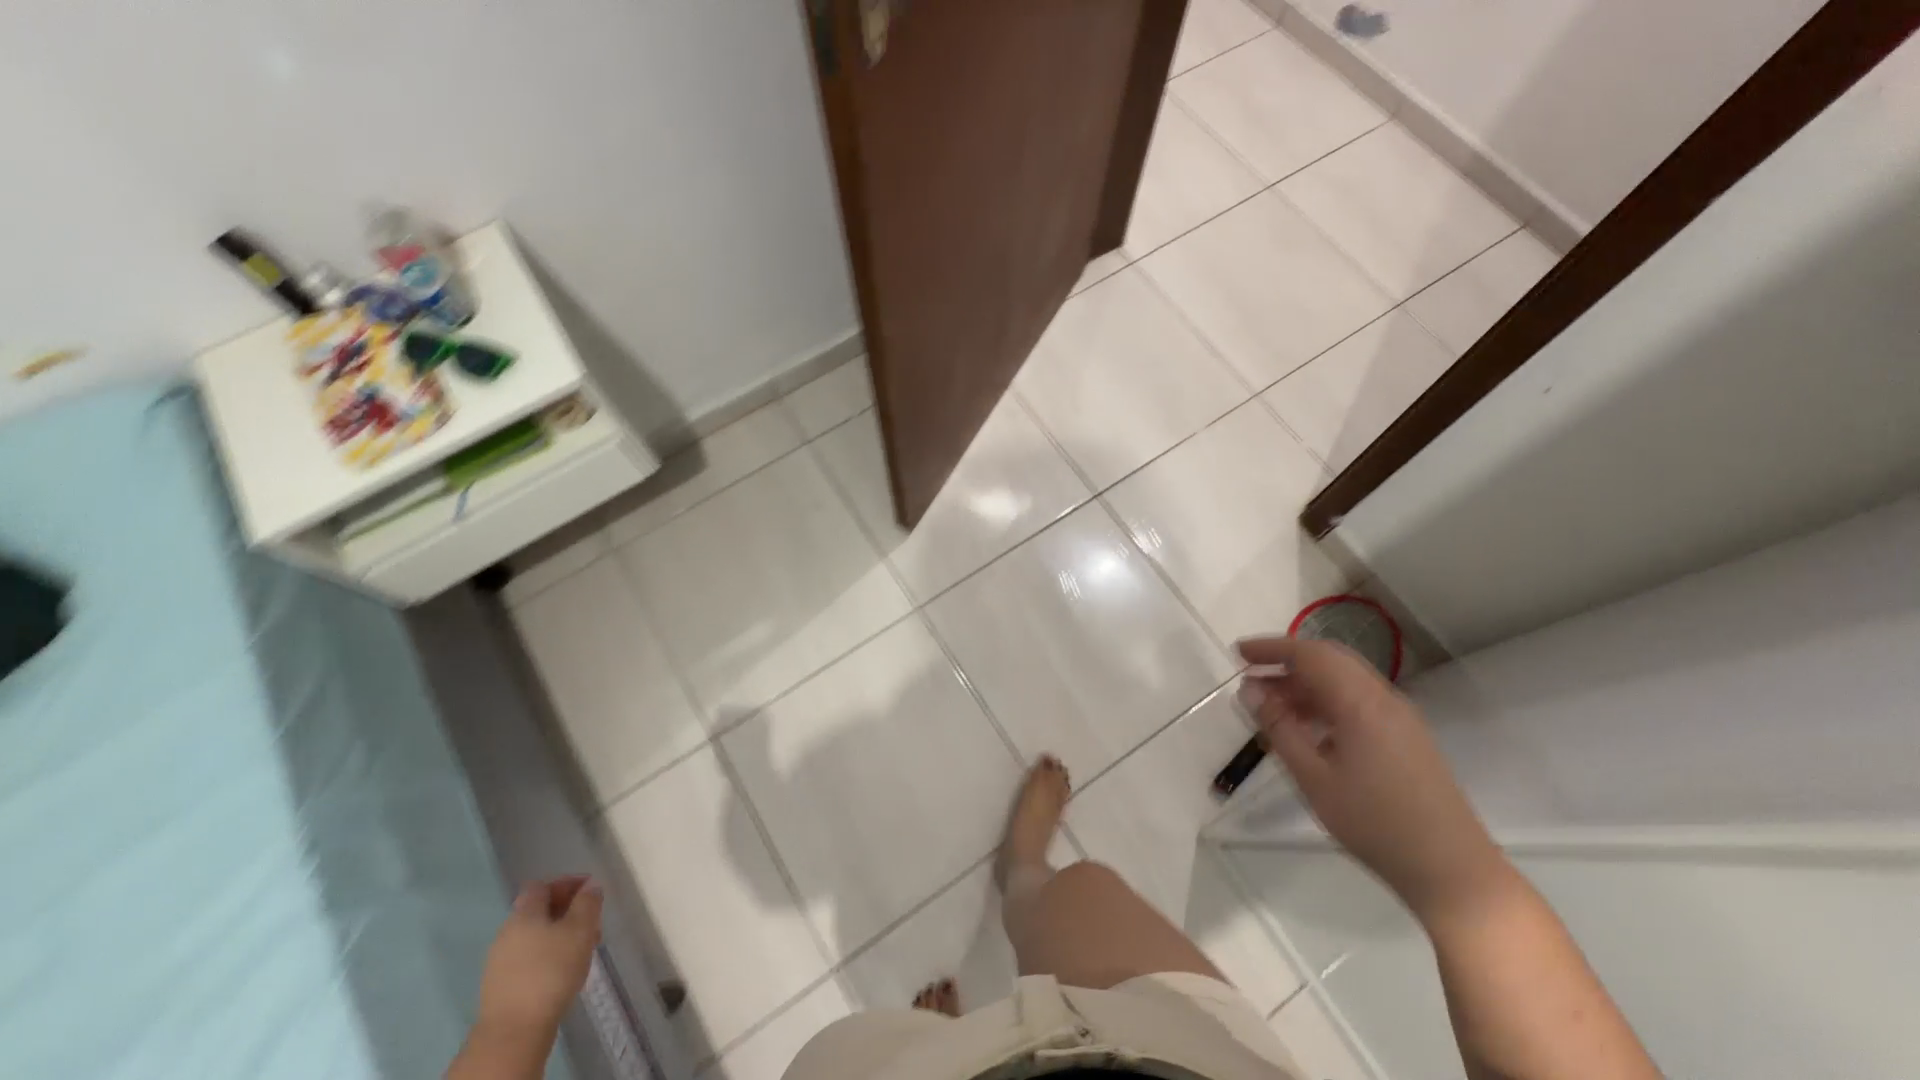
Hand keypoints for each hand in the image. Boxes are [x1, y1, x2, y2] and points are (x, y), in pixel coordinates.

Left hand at [477, 876, 602, 1039]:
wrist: (514, 1029)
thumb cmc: (551, 971)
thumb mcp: (579, 931)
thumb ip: (587, 904)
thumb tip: (590, 886)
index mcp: (524, 913)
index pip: (542, 885)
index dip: (567, 883)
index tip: (591, 891)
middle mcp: (507, 931)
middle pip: (538, 910)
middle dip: (567, 911)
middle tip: (593, 922)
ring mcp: (500, 960)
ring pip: (535, 936)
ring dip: (559, 935)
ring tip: (583, 949)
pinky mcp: (501, 984)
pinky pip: (529, 958)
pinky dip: (548, 956)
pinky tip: (563, 971)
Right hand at [1237, 636, 1508, 920]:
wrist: (1450, 867)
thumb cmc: (1374, 823)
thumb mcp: (1314, 779)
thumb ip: (1280, 729)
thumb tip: (1251, 690)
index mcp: (1361, 703)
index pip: (1311, 655)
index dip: (1272, 649)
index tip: (1238, 654)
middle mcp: (1384, 698)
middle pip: (1331, 660)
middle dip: (1288, 662)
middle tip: (1251, 676)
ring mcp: (1400, 717)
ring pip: (1346, 682)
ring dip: (1307, 685)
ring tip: (1271, 707)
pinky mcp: (1407, 736)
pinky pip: (1360, 702)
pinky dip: (1327, 703)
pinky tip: (1308, 731)